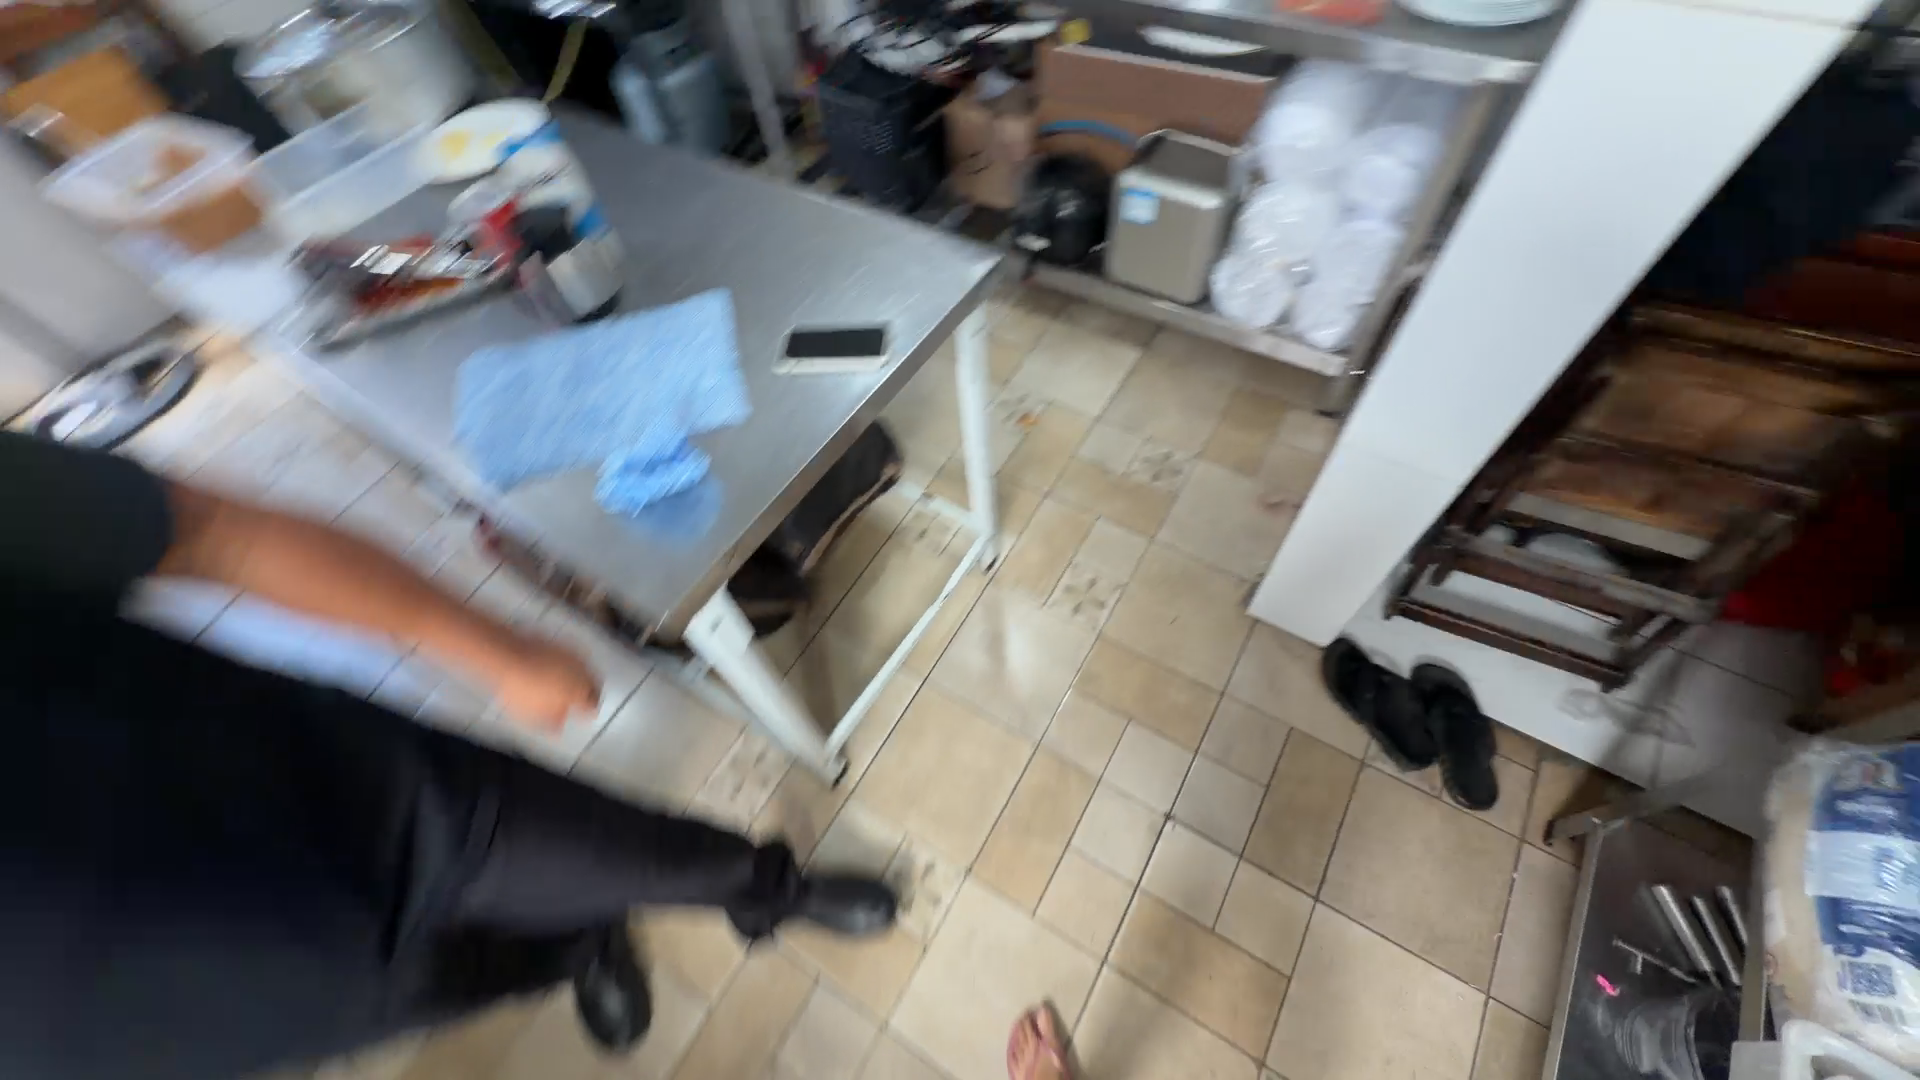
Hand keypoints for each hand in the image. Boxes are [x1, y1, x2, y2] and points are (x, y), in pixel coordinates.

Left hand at [494, 635, 600, 730]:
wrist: (508, 657)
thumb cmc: (524, 690)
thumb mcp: (537, 716)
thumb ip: (554, 724)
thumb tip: (560, 729)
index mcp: (582, 692)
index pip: (594, 705)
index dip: (588, 712)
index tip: (583, 716)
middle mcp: (584, 672)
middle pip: (591, 684)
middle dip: (585, 692)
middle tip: (572, 700)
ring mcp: (572, 655)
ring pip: (580, 670)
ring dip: (574, 677)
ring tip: (559, 685)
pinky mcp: (559, 643)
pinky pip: (566, 658)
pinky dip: (562, 665)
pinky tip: (548, 670)